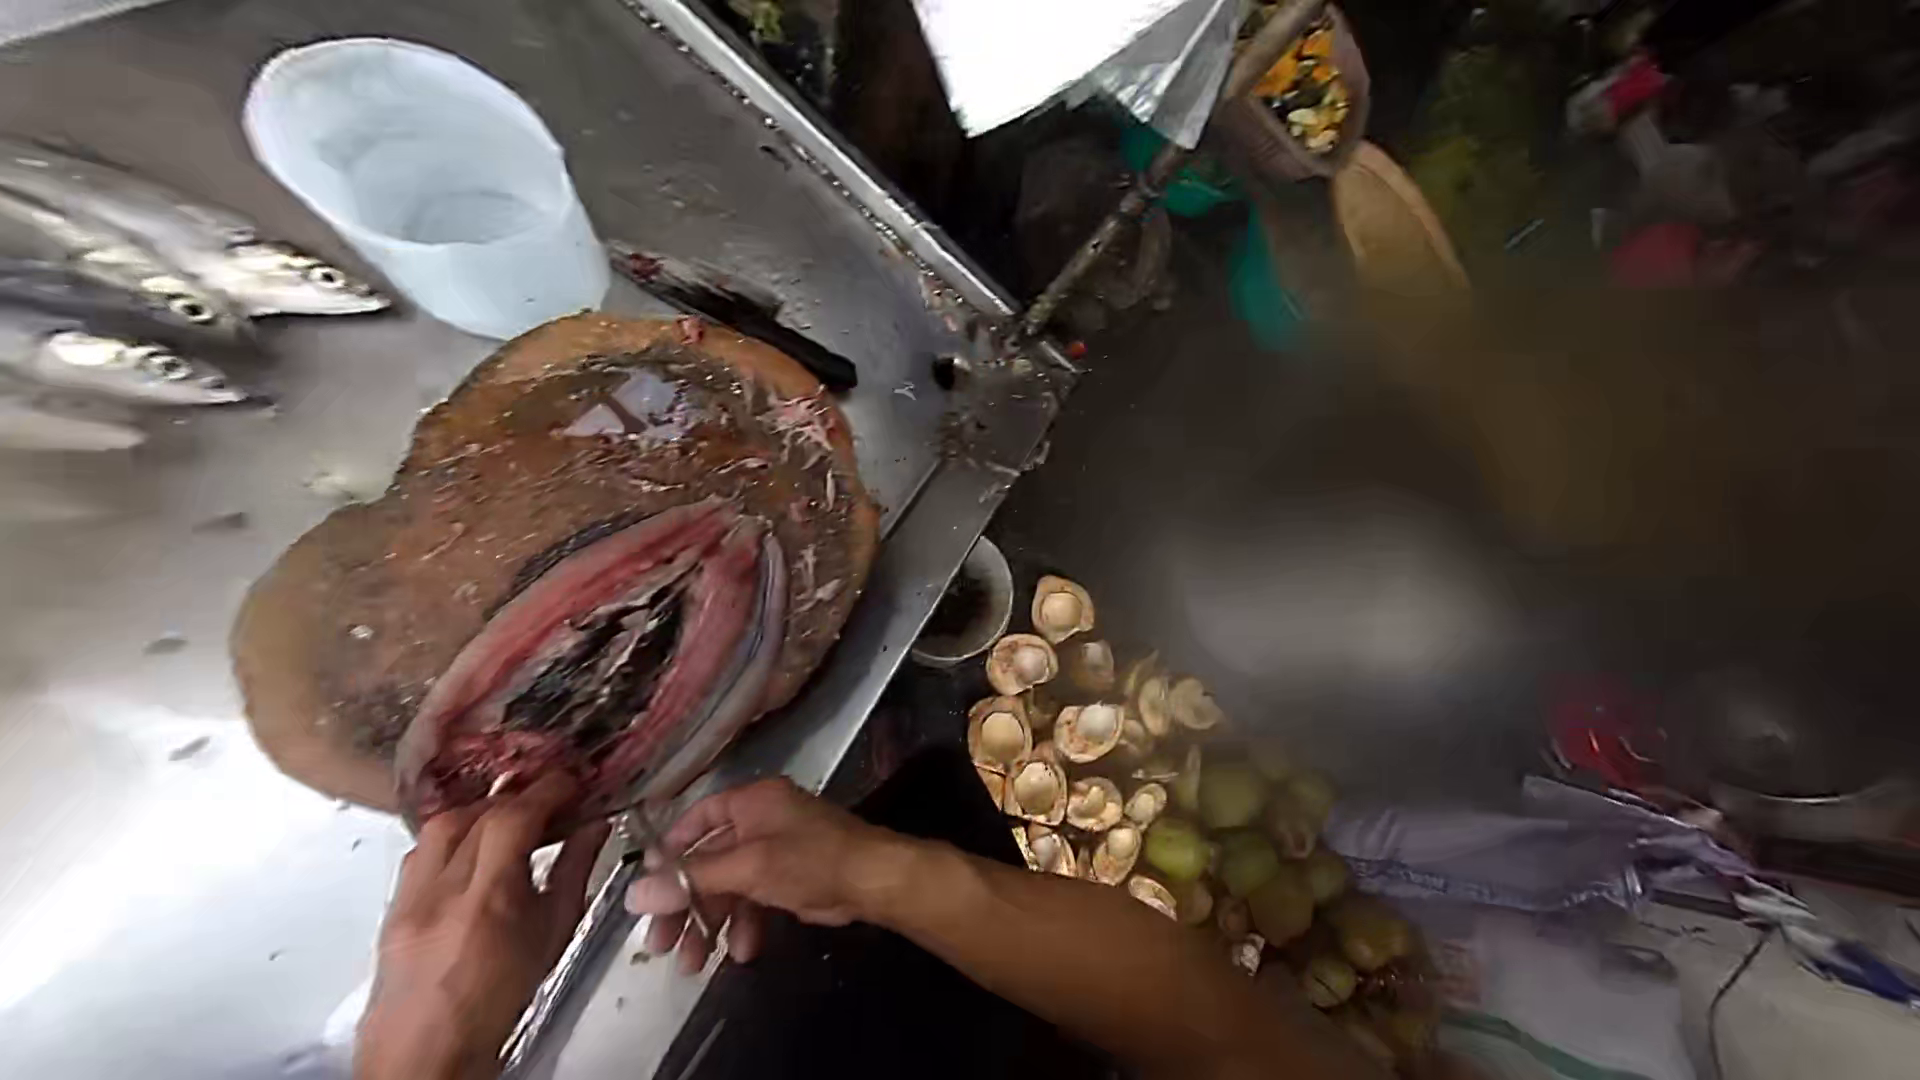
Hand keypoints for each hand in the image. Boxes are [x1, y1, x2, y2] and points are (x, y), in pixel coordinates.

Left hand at [356, 773, 610, 1079]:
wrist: (428, 1058)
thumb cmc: (502, 998)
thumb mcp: (555, 930)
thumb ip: (576, 868)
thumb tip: (595, 824)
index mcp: (486, 901)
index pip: (512, 819)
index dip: (547, 790)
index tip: (571, 782)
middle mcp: (439, 895)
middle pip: (476, 816)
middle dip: (520, 797)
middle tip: (551, 798)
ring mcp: (408, 902)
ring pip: (441, 827)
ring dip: (484, 811)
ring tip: (514, 817)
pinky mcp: (392, 910)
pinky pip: (422, 852)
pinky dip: (455, 835)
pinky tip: (478, 846)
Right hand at [623, 778, 915, 973]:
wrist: (869, 878)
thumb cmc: (809, 858)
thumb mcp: (748, 866)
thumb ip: (693, 878)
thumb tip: (635, 892)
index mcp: (753, 801)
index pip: (700, 816)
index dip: (672, 848)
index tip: (649, 883)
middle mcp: (762, 820)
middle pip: (710, 859)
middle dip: (686, 903)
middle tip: (659, 945)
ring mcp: (776, 848)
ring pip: (730, 885)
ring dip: (711, 923)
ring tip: (693, 964)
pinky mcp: (789, 876)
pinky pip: (754, 898)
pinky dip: (745, 923)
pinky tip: (743, 951)